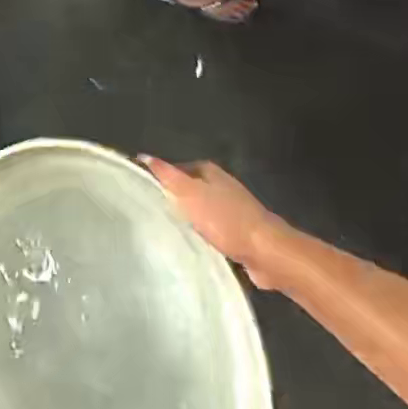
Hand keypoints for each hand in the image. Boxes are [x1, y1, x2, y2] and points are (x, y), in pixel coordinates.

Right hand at [140, 156, 285, 288]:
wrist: (266, 252)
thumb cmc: (226, 219)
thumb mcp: (190, 194)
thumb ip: (167, 175)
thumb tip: (143, 156)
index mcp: (208, 171)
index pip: (174, 169)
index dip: (158, 180)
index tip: (141, 195)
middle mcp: (219, 186)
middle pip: (187, 190)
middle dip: (171, 202)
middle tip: (150, 216)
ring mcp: (230, 210)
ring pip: (198, 212)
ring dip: (185, 222)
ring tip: (164, 233)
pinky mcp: (236, 233)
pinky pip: (209, 231)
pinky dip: (199, 237)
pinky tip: (188, 247)